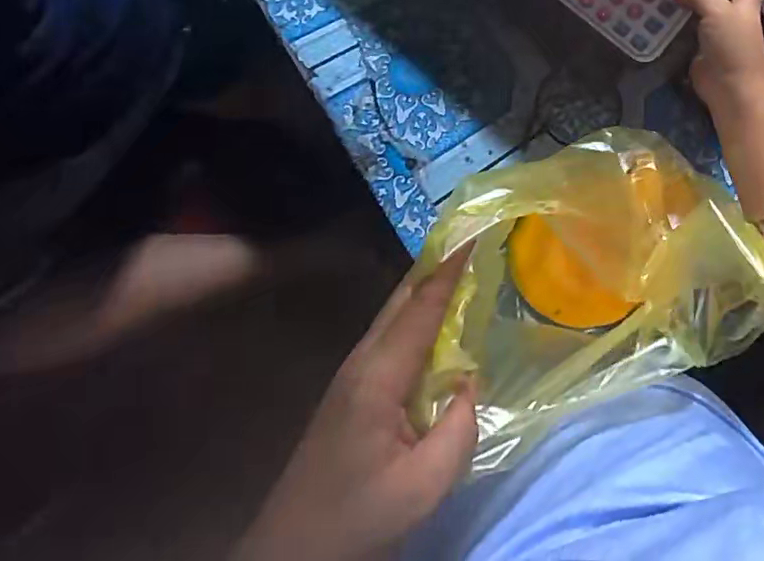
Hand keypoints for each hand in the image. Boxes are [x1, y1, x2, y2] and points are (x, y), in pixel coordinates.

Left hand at [232, 246, 478, 560]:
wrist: (292, 549)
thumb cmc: (357, 517)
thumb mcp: (422, 488)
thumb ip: (458, 431)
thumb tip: (470, 384)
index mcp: (379, 375)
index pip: (422, 308)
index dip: (449, 269)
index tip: (472, 233)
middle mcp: (362, 360)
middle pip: (403, 299)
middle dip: (436, 265)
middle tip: (470, 240)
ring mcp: (352, 372)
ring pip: (394, 314)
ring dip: (426, 288)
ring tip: (460, 270)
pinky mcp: (352, 388)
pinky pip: (391, 335)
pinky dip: (417, 315)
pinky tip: (435, 324)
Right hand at [675, 0, 763, 117]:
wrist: (730, 88)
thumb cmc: (733, 45)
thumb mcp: (719, 10)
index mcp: (747, 4)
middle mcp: (734, 15)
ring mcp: (717, 32)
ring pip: (703, 8)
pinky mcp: (702, 47)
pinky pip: (688, 27)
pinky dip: (677, 19)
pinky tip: (661, 8)